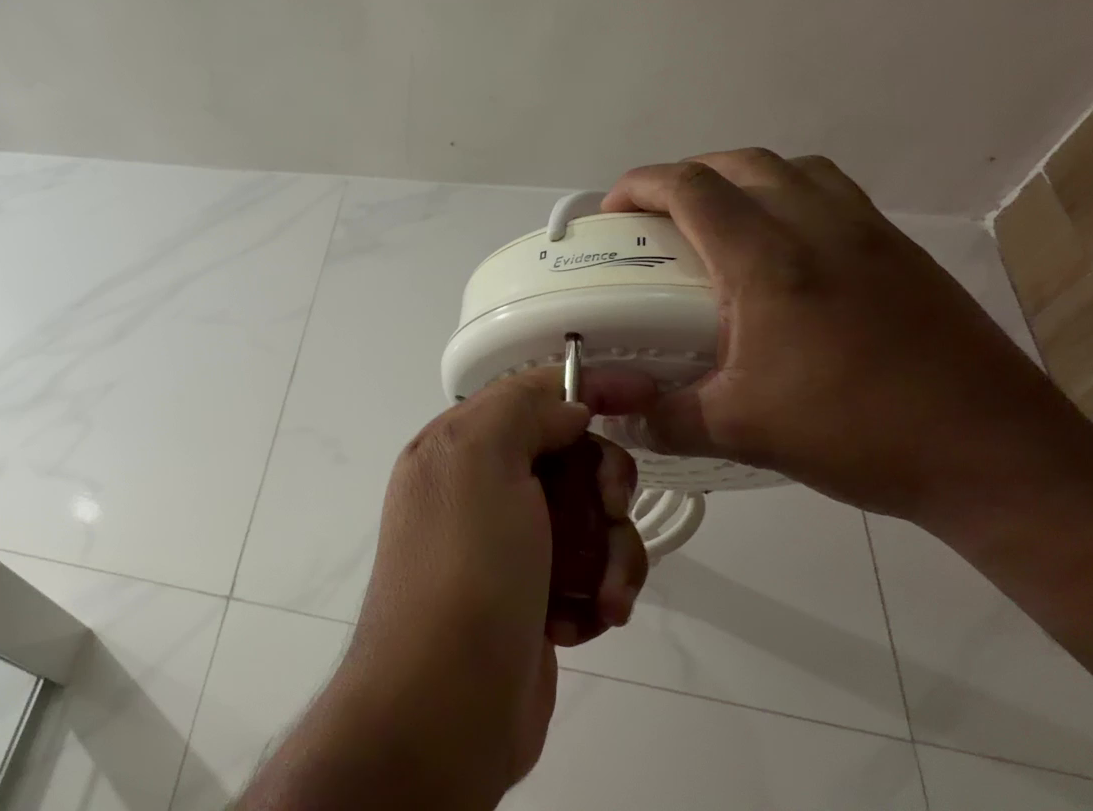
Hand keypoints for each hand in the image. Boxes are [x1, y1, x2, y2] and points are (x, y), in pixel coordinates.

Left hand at [344, 367, 657, 796]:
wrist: (447, 703)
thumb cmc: (464, 568)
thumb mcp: (478, 459)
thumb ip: (521, 410)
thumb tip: (566, 407)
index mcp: (456, 447)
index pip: (530, 395)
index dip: (587, 388)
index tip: (644, 394)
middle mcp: (478, 490)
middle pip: (573, 458)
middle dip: (605, 485)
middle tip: (608, 511)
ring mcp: (508, 547)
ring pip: (593, 520)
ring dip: (611, 555)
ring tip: (597, 596)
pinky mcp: (535, 598)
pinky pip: (590, 574)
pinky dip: (598, 594)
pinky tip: (580, 623)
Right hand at [601, 150, 1092, 523]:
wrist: (997, 456)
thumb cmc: (859, 435)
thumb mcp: (741, 432)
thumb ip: (666, 417)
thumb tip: (620, 414)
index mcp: (770, 262)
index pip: (692, 189)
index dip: (641, 185)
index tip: (612, 211)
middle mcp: (820, 228)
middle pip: (741, 162)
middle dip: (686, 175)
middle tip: (658, 218)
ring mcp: (871, 234)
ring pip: (794, 169)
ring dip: (744, 179)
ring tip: (720, 224)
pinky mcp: (905, 254)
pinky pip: (834, 194)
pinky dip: (793, 196)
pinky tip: (786, 255)